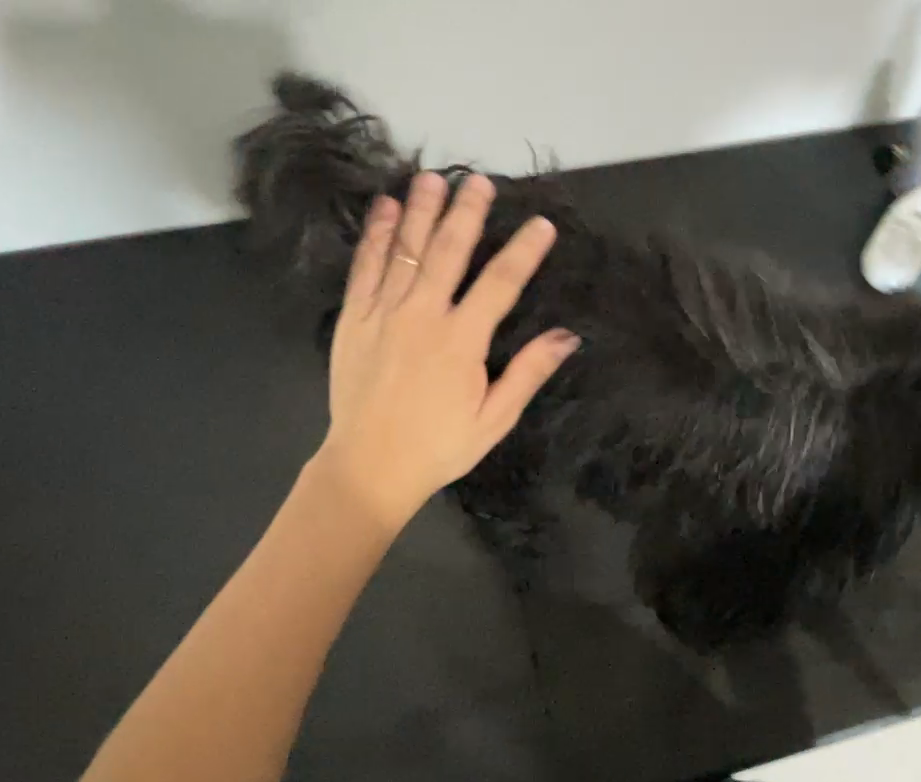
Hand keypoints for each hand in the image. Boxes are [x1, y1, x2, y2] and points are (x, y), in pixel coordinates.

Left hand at [311, 170, 578, 532]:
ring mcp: (384, 313)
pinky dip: (377, 235)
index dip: (524, 251)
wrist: (371, 465)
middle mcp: (423, 315)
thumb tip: (567, 336)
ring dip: (422, 210)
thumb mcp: (495, 418)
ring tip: (433, 177)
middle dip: (468, 213)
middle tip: (480, 181)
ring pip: (407, 249)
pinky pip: (366, 267)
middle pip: (450, 251)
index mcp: (462, 341)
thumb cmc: (441, 447)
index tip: (542, 224)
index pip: (501, 283)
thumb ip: (528, 372)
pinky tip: (387, 209)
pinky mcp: (353, 318)